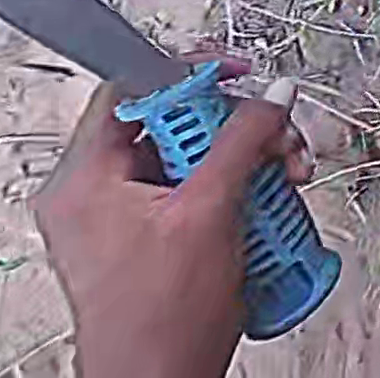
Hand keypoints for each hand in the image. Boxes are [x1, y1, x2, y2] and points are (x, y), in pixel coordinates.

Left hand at [34, 71, 311, 377]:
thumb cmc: (165, 310)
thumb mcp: (209, 209)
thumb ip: (246, 139)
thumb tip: (280, 89)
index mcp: (87, 179)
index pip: (130, 91)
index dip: (185, 70)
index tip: (237, 72)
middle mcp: (106, 185)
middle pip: (182, 118)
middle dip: (244, 122)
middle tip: (281, 137)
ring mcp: (138, 203)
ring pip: (208, 144)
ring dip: (260, 149)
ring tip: (292, 169)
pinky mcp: (169, 218)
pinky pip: (215, 172)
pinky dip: (253, 172)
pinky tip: (282, 186)